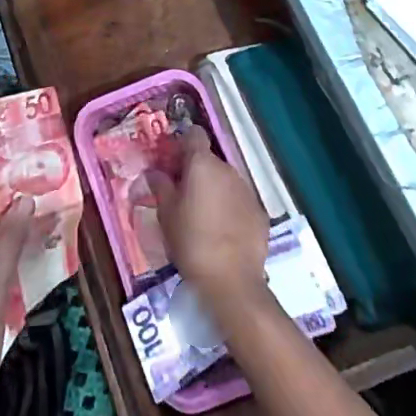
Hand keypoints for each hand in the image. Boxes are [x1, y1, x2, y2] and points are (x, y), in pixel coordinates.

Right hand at [150, 126, 268, 305]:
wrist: (231, 280)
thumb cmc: (191, 241)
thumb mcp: (166, 213)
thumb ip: (160, 186)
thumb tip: (154, 172)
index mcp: (202, 164)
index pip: (194, 134)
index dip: (182, 145)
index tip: (171, 164)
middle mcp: (228, 170)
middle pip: (209, 160)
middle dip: (195, 172)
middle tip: (180, 195)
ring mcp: (247, 191)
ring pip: (225, 181)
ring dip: (213, 190)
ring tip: (201, 217)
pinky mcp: (260, 213)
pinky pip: (239, 201)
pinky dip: (230, 209)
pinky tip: (222, 233)